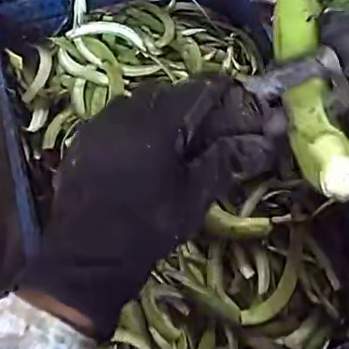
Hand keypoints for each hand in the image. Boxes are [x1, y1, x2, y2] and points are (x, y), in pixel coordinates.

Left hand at [20, 76, 272, 335]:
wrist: (86, 260)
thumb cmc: (149, 226)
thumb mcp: (196, 194)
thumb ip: (228, 159)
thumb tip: (265, 140)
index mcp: (159, 121)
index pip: (199, 88)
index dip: (223, 90)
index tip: (238, 98)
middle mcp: (126, 112)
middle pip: (168, 91)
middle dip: (192, 101)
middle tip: (209, 123)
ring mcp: (100, 123)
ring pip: (139, 101)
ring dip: (162, 110)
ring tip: (177, 137)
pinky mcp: (83, 139)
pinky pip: (117, 118)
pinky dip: (136, 124)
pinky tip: (143, 150)